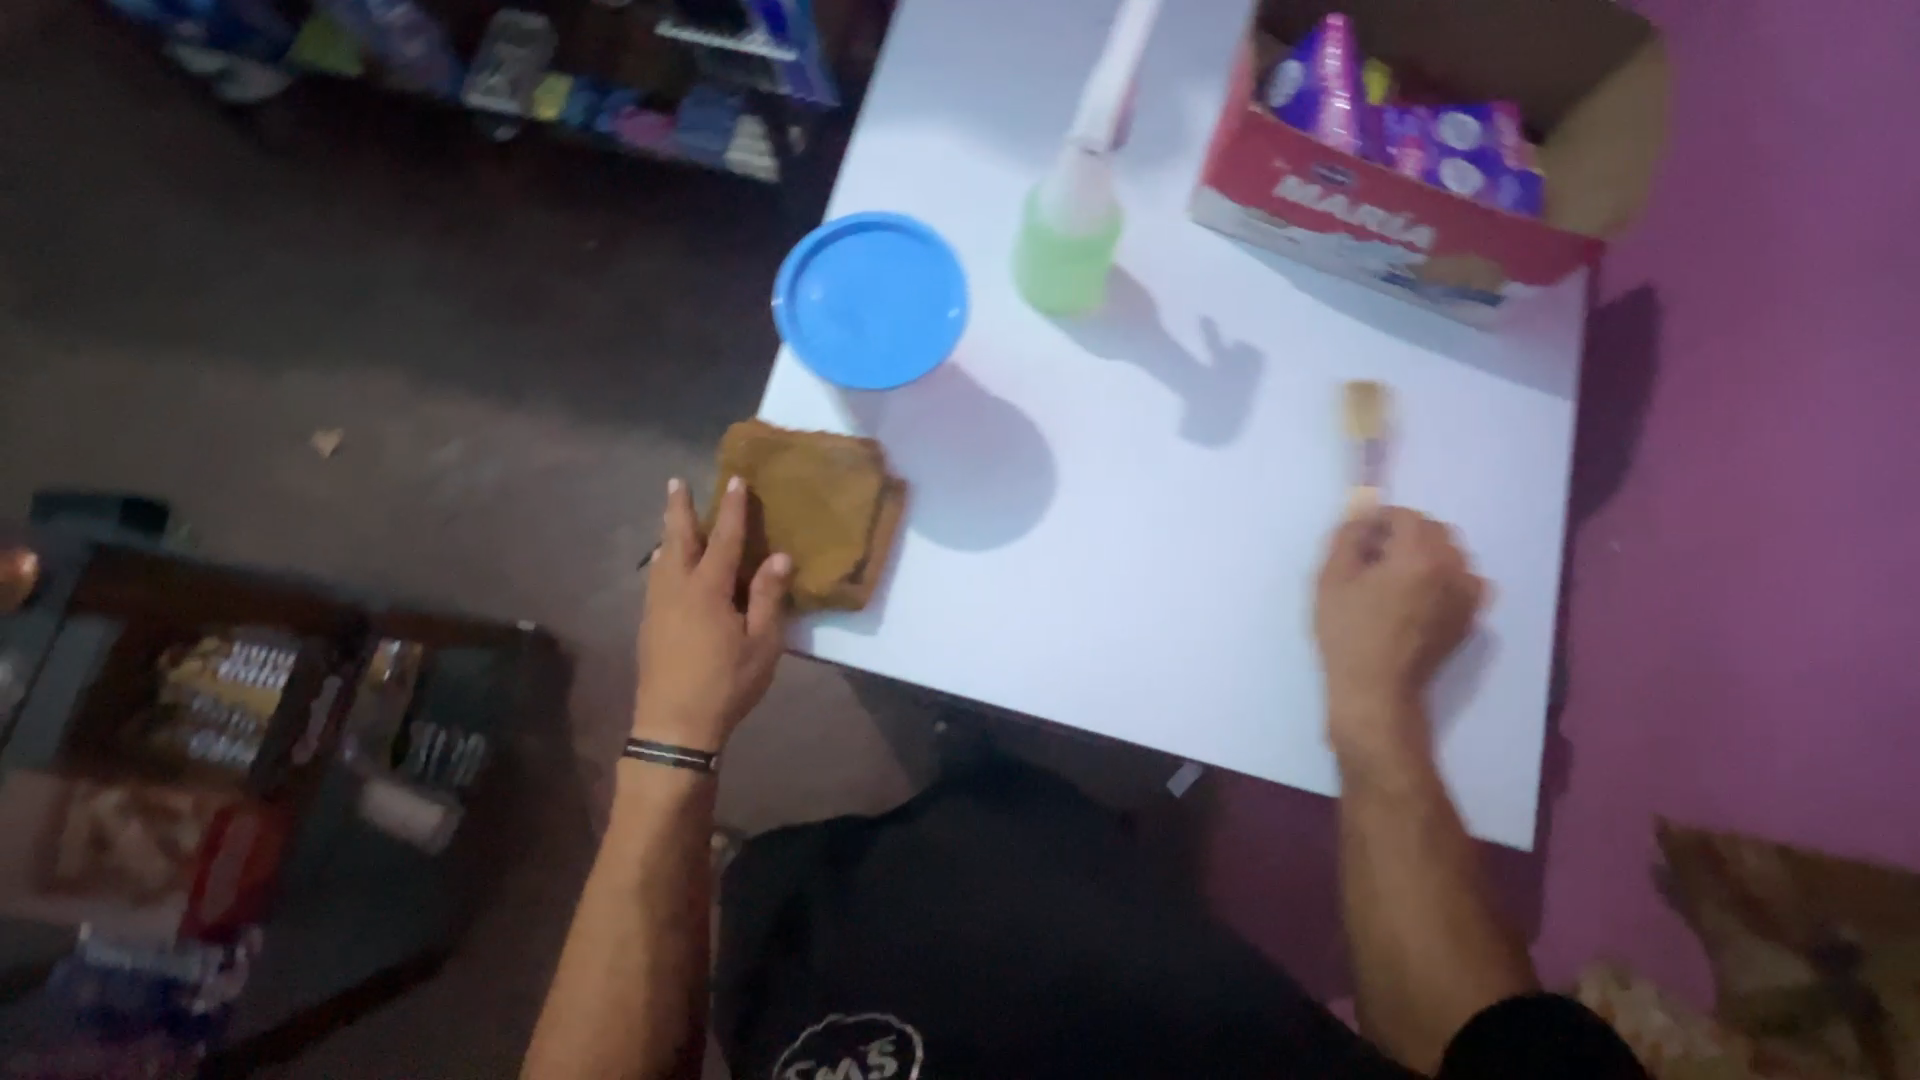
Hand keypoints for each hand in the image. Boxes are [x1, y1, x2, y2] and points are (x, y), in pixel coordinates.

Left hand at [633, 476, 791, 752]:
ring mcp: (657, 607)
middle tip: (677, 482)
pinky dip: (662, 561)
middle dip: (680, 509)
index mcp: (708, 589)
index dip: (732, 509)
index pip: (724, 539)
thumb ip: (768, 597)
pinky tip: (665, 567)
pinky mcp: (648, 625)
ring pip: (661, 559)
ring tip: (671, 518)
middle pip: (678, 539)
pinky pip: (656, 579)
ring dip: (669, 534)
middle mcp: (677, 589)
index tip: (735, 479)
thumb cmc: (726, 683)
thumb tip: (779, 557)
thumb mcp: (761, 643)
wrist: (674, 725)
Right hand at [1313, 508, 1485, 763]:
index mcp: (1420, 555)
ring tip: (1394, 577)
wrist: (1377, 689)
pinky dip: (1444, 577)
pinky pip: (1464, 581)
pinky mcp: (1470, 618)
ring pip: (1452, 555)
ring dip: (1426, 554)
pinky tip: (1418, 596)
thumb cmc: (1348, 632)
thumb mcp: (1331, 579)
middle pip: (1435, 531)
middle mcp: (1454, 569)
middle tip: (1373, 556)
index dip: (1379, 519)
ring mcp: (1468, 595)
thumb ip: (1348, 538)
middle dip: (1404, 534)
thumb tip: (1361, 517)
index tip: (1358, 537)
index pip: (1406, 516)